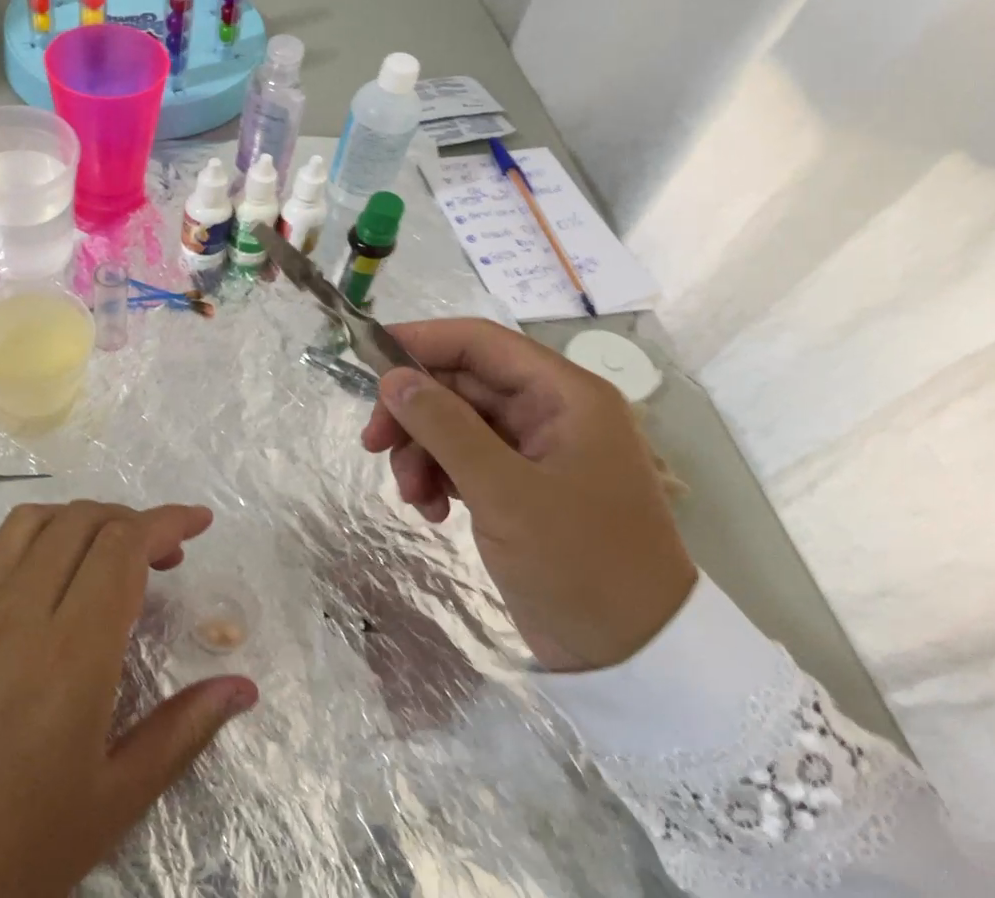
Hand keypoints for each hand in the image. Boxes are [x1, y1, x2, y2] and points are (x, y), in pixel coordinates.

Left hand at [0, 501, 258, 897]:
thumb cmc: (24, 840)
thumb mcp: (117, 796)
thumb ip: (184, 729)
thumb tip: (243, 687)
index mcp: (71, 653)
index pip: (121, 548)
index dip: (166, 522)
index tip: (200, 523)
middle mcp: (21, 613)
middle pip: (82, 522)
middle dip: (134, 520)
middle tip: (169, 554)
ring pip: (34, 521)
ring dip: (85, 519)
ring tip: (115, 553)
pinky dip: (42, 534)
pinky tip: (59, 575)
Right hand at [361, 319, 697, 671]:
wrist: (629, 651)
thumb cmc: (578, 562)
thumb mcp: (504, 492)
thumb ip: (445, 427)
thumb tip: (392, 378)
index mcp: (565, 396)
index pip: (481, 343)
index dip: (422, 343)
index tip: (366, 361)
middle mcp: (552, 413)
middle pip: (462, 385)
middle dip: (415, 414)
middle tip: (372, 446)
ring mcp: (537, 452)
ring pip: (457, 425)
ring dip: (423, 454)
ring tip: (413, 498)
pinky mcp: (522, 488)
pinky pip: (466, 462)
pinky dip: (440, 479)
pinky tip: (432, 513)